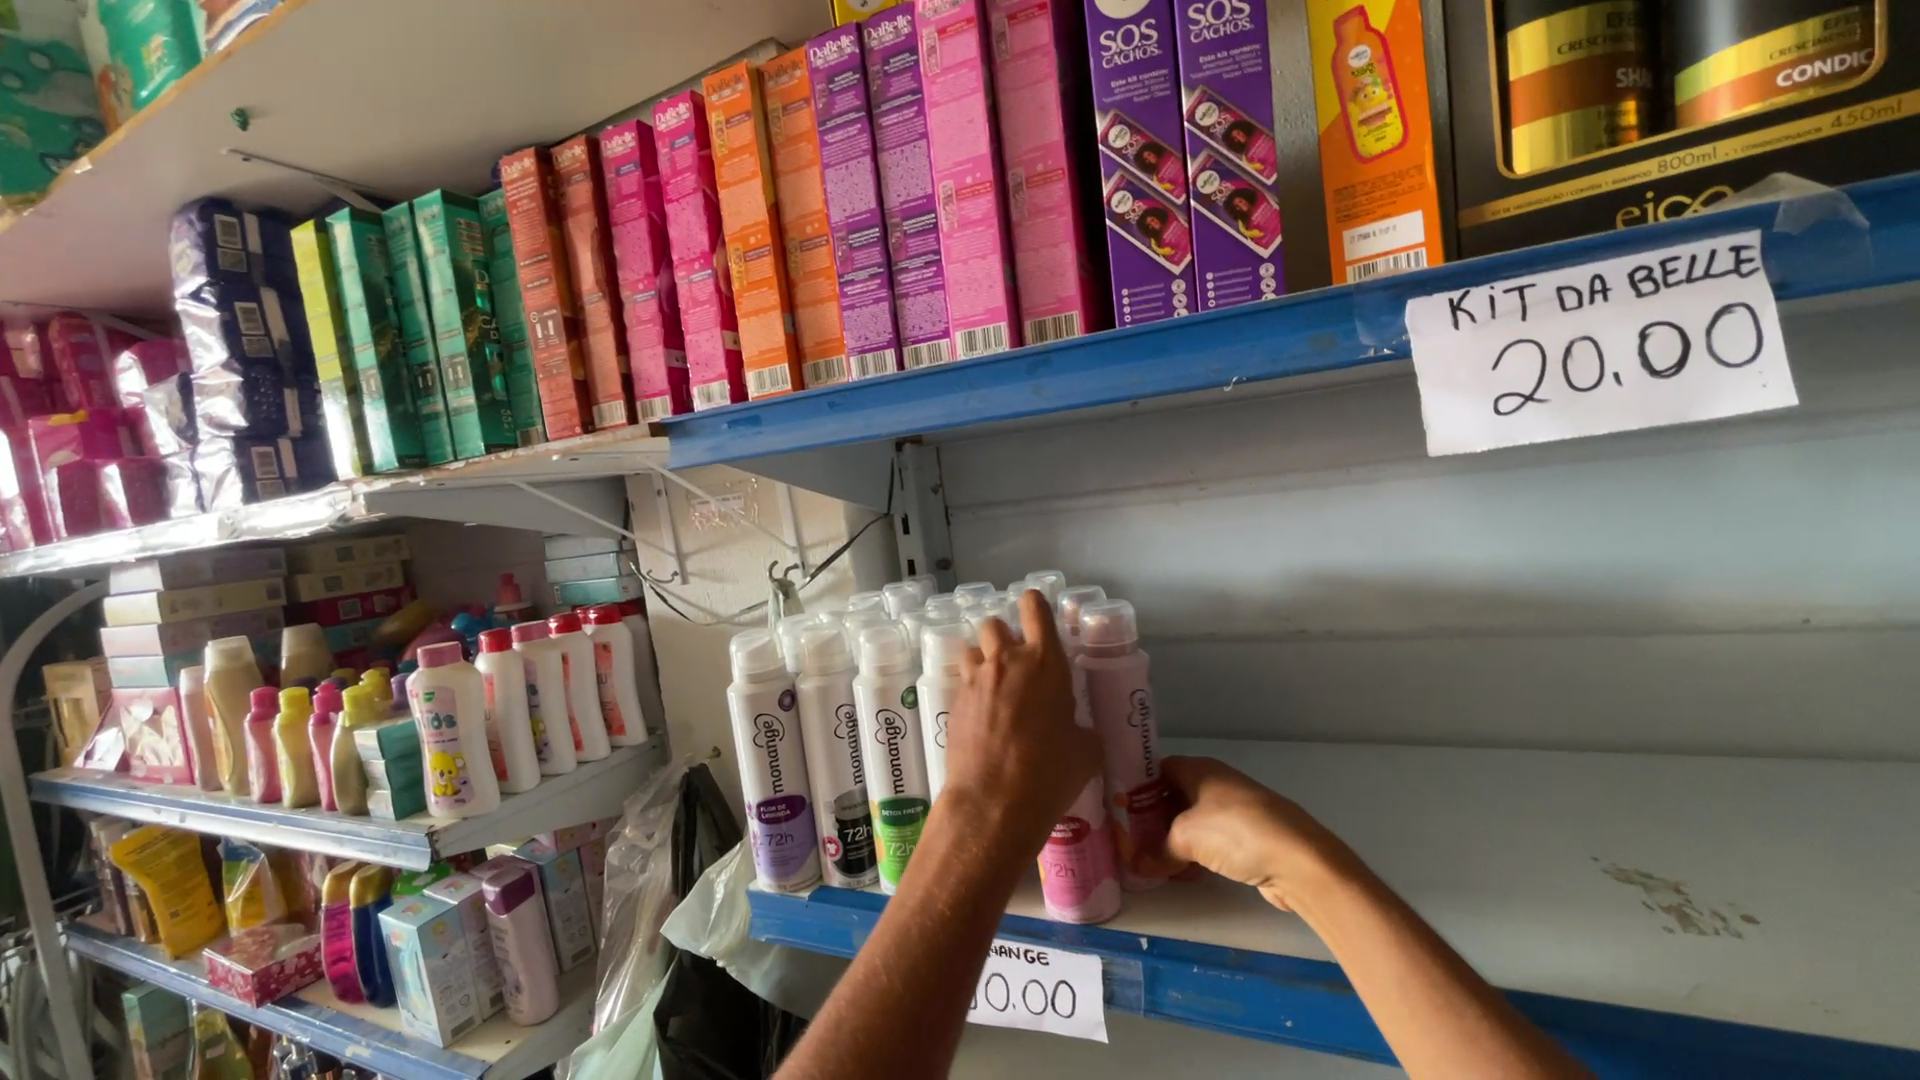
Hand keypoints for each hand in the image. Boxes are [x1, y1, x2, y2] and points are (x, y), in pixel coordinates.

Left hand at [945, 590, 1099, 853]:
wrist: (993, 803)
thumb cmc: (1051, 773)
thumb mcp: (1087, 751)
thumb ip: (1080, 727)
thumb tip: (1076, 731)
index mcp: (1045, 662)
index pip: (1035, 609)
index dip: (1035, 604)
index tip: (1035, 611)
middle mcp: (1006, 662)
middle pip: (995, 624)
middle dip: (1004, 635)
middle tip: (1017, 662)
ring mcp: (975, 682)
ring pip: (974, 651)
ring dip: (984, 661)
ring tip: (996, 688)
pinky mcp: (953, 705)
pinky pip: (963, 684)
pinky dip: (974, 693)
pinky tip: (983, 719)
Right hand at [1139, 756, 1357, 911]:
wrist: (1299, 859)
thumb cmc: (1235, 831)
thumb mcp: (1185, 838)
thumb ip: (1156, 850)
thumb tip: (1135, 865)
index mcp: (1199, 769)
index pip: (1157, 769)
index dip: (1136, 787)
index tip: (1116, 810)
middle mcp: (1215, 784)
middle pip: (1173, 797)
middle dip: (1151, 820)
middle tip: (1128, 841)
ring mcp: (1233, 810)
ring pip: (1191, 822)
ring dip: (1173, 841)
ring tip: (1150, 862)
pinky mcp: (1247, 837)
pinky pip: (1211, 842)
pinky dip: (1195, 855)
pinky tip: (1183, 874)